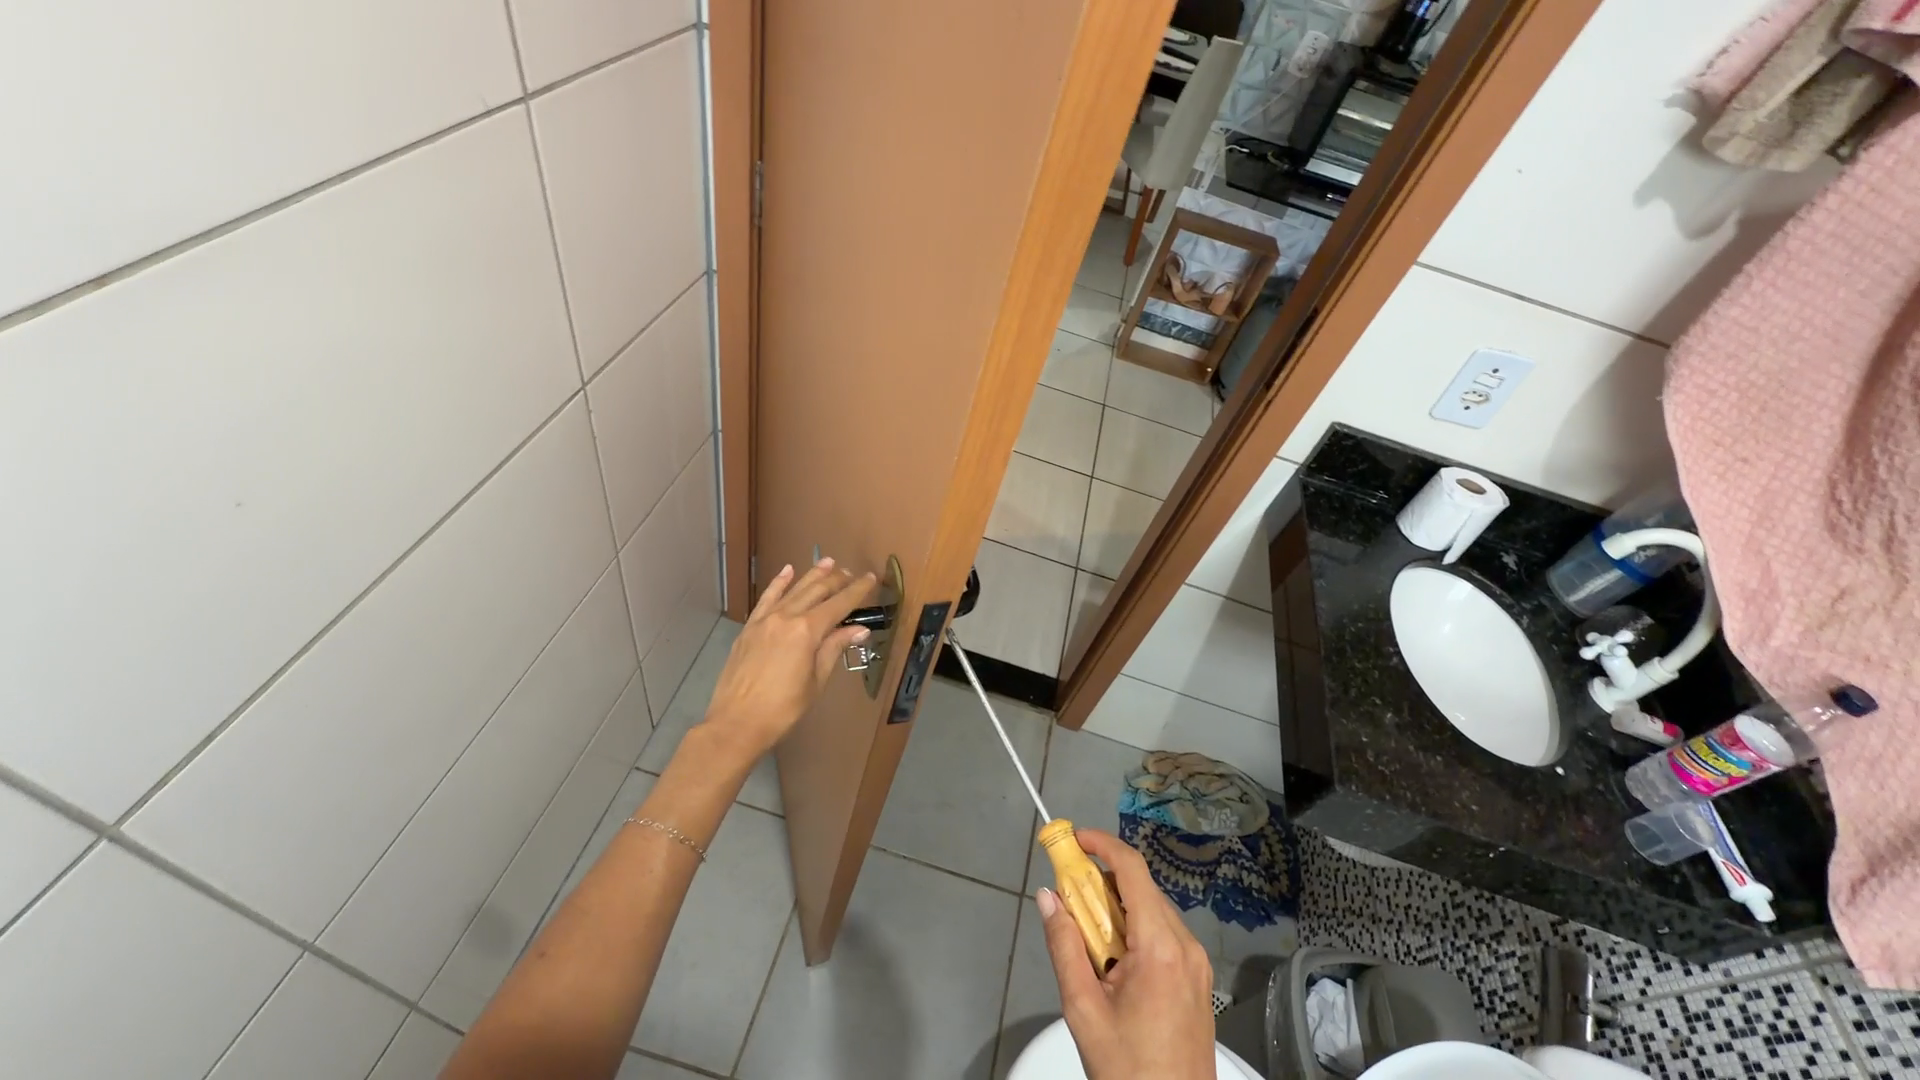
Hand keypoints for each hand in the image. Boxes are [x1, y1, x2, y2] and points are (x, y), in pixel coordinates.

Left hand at [700, 559, 876, 761]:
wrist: (737, 722)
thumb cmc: (784, 708)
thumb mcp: (816, 680)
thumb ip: (835, 648)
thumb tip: (858, 629)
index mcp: (807, 631)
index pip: (838, 604)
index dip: (857, 591)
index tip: (870, 579)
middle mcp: (786, 617)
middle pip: (816, 591)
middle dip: (836, 580)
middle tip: (851, 573)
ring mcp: (764, 620)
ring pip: (792, 590)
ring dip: (811, 575)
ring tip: (827, 562)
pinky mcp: (749, 628)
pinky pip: (766, 598)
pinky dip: (778, 583)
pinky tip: (787, 571)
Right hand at [1038, 829, 1214, 1079]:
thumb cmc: (1126, 1067)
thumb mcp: (1084, 1008)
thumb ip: (1064, 946)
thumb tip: (1047, 897)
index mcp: (1161, 947)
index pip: (1133, 871)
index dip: (1102, 845)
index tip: (1073, 840)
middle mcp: (1187, 945)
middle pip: (1142, 890)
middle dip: (1102, 883)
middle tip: (1067, 895)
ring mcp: (1198, 964)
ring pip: (1153, 911)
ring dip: (1118, 909)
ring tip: (1086, 936)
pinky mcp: (1198, 980)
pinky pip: (1164, 935)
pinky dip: (1135, 931)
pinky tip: (1113, 960)